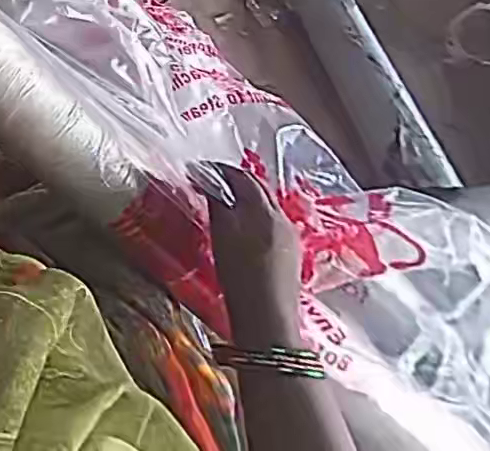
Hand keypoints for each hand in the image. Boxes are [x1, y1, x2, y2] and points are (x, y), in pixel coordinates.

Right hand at [207, 163, 303, 342]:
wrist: (268, 320)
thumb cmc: (239, 273)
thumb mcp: (221, 232)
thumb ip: (217, 202)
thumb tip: (208, 181)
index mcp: (264, 209)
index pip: (242, 176)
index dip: (219, 169)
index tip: (198, 170)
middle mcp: (282, 218)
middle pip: (257, 188)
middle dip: (233, 181)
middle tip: (208, 182)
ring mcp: (290, 237)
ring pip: (265, 206)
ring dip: (244, 199)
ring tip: (221, 204)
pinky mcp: (291, 255)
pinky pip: (270, 223)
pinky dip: (253, 216)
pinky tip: (240, 228)